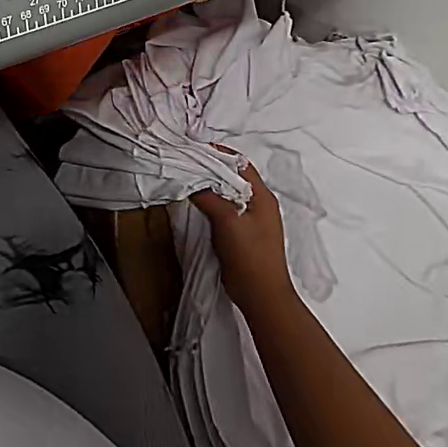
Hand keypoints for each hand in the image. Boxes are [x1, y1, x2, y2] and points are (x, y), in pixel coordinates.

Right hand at [191, 149, 293, 311]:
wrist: (261, 297)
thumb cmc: (250, 257)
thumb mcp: (227, 221)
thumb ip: (209, 197)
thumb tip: (190, 180)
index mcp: (262, 197)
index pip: (239, 163)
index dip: (217, 153)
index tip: (193, 149)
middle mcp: (259, 204)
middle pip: (232, 176)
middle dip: (209, 168)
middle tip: (185, 163)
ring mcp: (251, 219)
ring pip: (227, 193)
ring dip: (209, 185)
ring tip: (185, 179)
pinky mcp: (241, 233)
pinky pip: (224, 208)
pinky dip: (209, 201)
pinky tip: (194, 202)